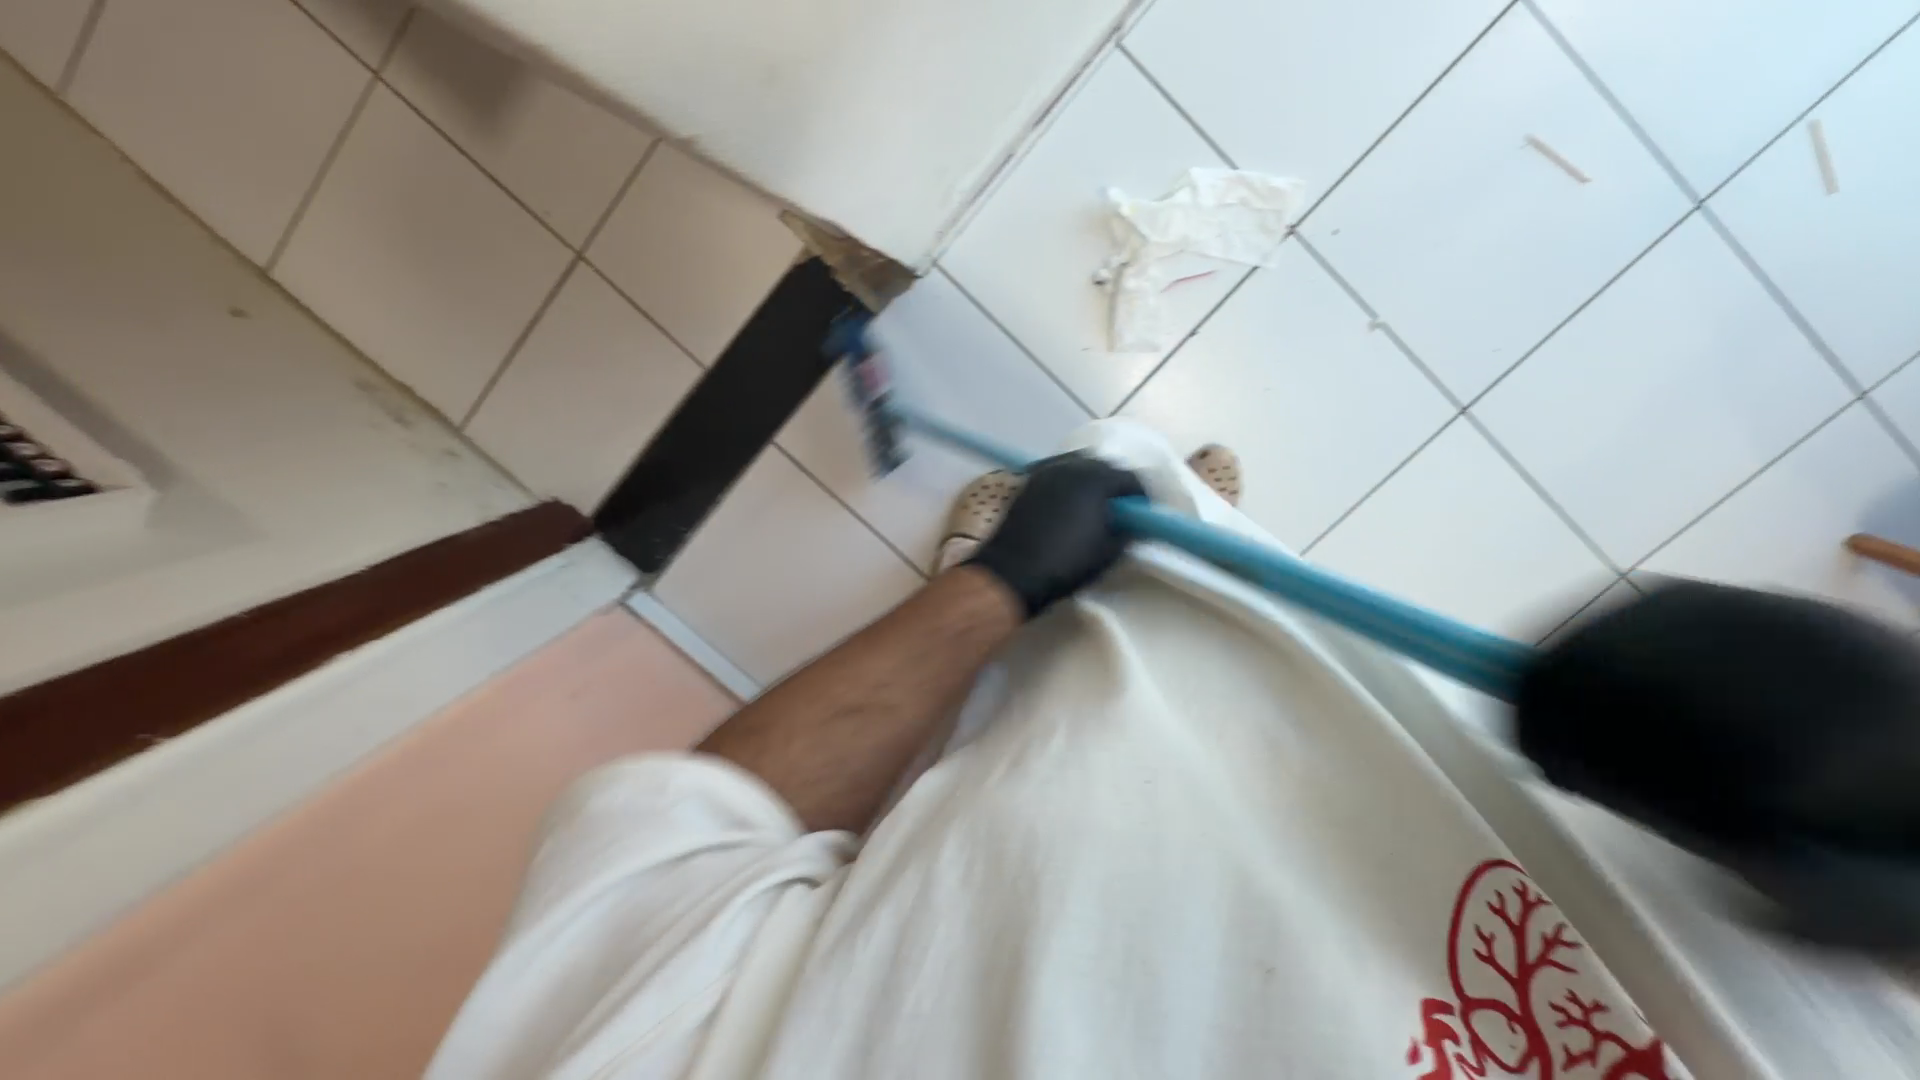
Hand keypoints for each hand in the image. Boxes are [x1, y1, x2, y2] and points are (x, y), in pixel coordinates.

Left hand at [966, 452, 1145, 617]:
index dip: (1139, 496)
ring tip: (1092, 504)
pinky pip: (1056, 473)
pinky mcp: (1027, 481)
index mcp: (1095, 480)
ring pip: (1077, 465)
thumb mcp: (1108, 552)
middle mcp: (1070, 466)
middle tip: (1118, 508)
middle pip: (1102, 466)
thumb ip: (1126, 533)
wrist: (1012, 572)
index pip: (1129, 478)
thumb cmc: (1066, 564)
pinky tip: (1067, 502)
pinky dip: (1067, 483)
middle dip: (1114, 484)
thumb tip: (1131, 525)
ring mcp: (1045, 471)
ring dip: (1089, 480)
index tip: (1142, 512)